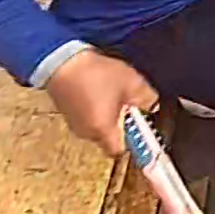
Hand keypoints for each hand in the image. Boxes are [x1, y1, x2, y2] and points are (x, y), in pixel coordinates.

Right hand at [44, 49, 159, 154]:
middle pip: (111, 138)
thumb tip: (151, 106)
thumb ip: (148, 99)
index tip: (144, 129)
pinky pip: (91, 118)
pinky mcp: (70, 113)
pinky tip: (106, 92)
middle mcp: (85, 132)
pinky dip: (102, 110)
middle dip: (126, 125)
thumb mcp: (134, 84)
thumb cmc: (97, 75)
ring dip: (114, 116)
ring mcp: (75, 123)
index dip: (133, 143)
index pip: (119, 150)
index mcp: (101, 130)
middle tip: (134, 105)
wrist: (63, 62)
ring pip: (102, 127)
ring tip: (119, 95)